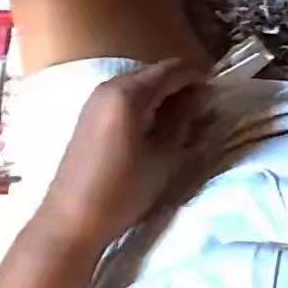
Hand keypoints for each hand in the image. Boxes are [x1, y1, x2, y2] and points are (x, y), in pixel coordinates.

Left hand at [34, 59, 207, 247]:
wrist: (71, 219)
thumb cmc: (122, 190)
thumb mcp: (163, 156)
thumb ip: (183, 119)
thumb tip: (200, 95)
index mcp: (129, 93)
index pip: (172, 69)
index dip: (197, 76)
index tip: (216, 92)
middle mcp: (110, 85)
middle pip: (154, 72)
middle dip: (180, 84)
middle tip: (202, 108)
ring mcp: (96, 97)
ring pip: (139, 83)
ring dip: (163, 93)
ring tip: (182, 118)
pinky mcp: (89, 112)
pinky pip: (124, 94)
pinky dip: (144, 101)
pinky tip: (154, 124)